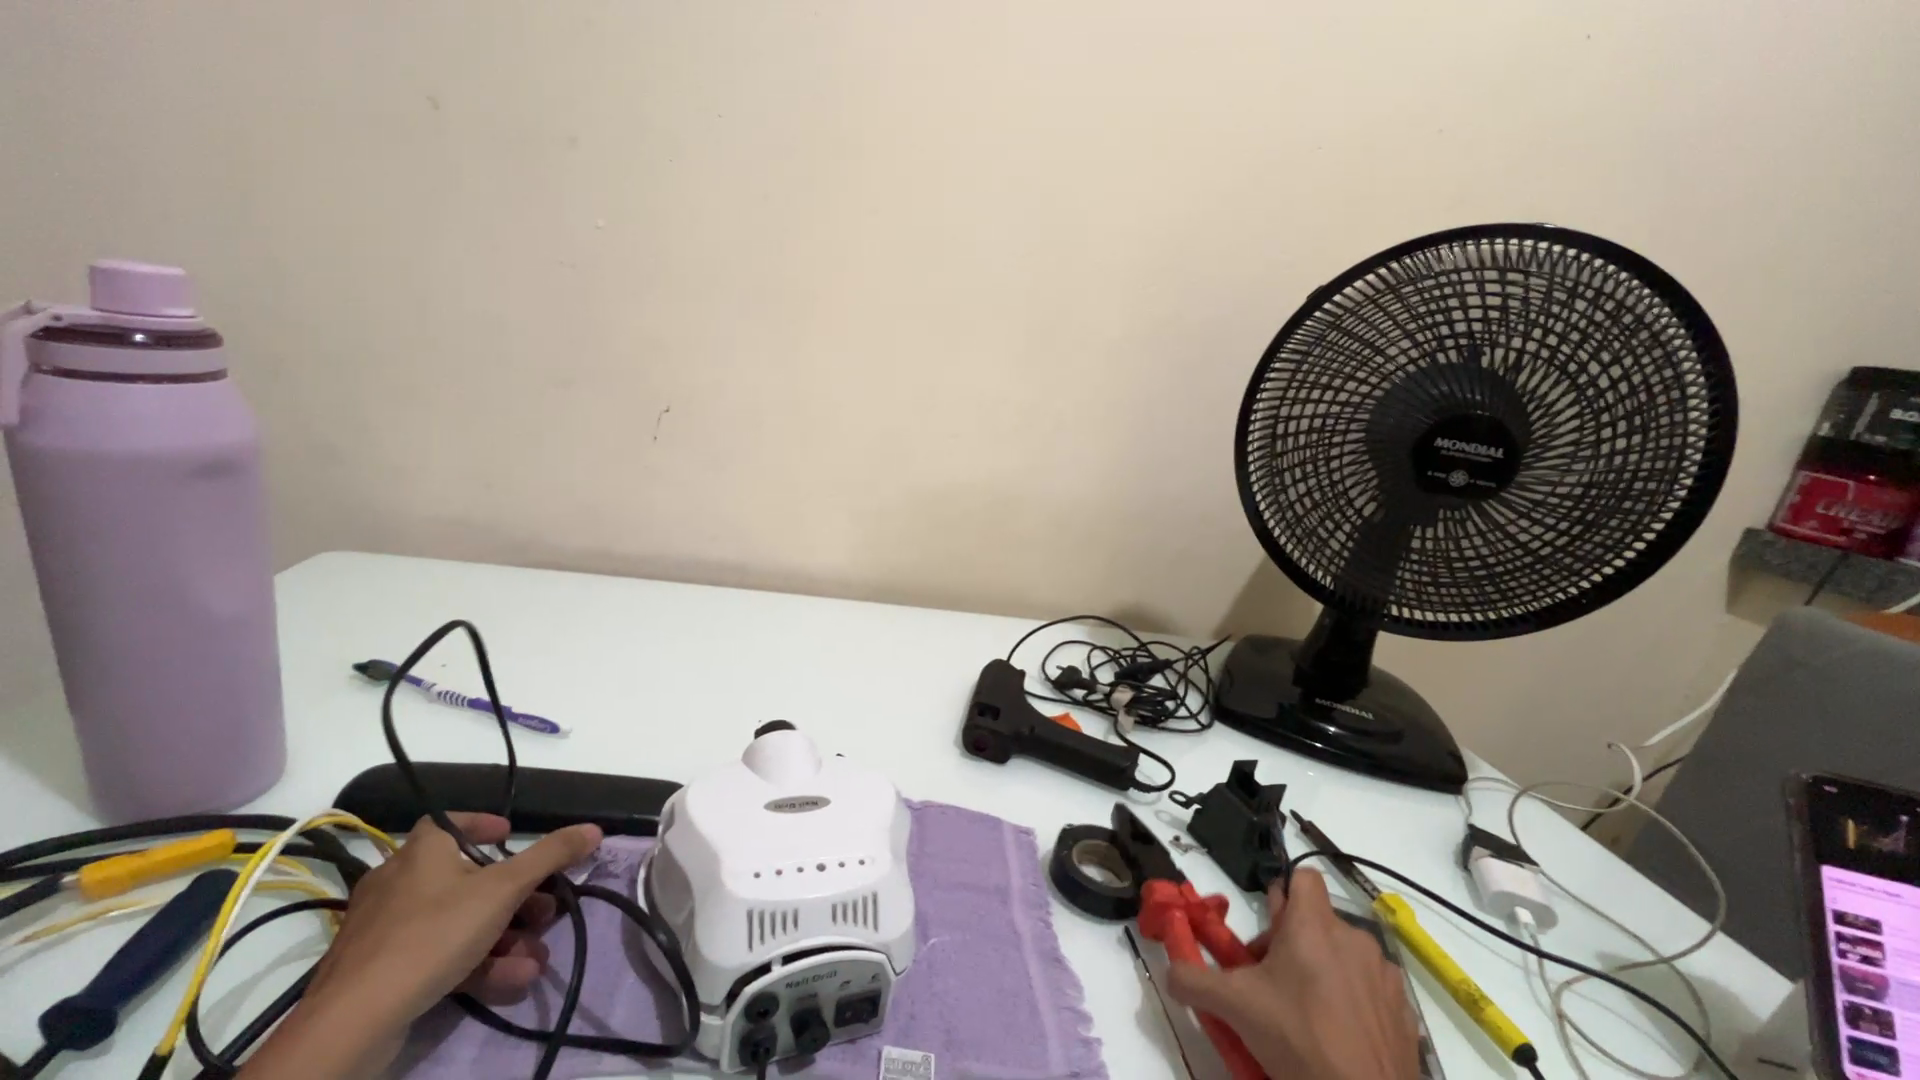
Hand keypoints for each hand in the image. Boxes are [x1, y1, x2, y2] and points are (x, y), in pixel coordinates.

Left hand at [238, 813, 602, 1078]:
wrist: (355, 1019)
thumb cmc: (433, 934)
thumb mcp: (504, 889)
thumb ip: (550, 856)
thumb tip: (594, 828)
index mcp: (421, 852)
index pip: (449, 822)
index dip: (483, 825)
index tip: (511, 835)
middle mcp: (399, 882)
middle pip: (467, 881)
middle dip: (515, 900)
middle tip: (544, 913)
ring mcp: (387, 929)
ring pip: (458, 924)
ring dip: (505, 939)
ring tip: (534, 962)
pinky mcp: (381, 970)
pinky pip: (438, 955)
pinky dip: (476, 964)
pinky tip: (509, 982)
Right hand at [1166, 869, 1419, 1079]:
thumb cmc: (1297, 1038)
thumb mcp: (1233, 1007)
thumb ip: (1193, 980)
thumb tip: (1170, 970)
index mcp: (1314, 925)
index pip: (1303, 876)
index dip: (1282, 895)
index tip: (1267, 929)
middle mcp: (1354, 938)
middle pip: (1318, 921)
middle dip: (1292, 942)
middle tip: (1271, 982)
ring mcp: (1384, 974)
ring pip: (1344, 954)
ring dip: (1322, 970)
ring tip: (1304, 1012)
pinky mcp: (1403, 1010)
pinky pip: (1370, 988)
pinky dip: (1352, 1000)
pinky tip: (1336, 1034)